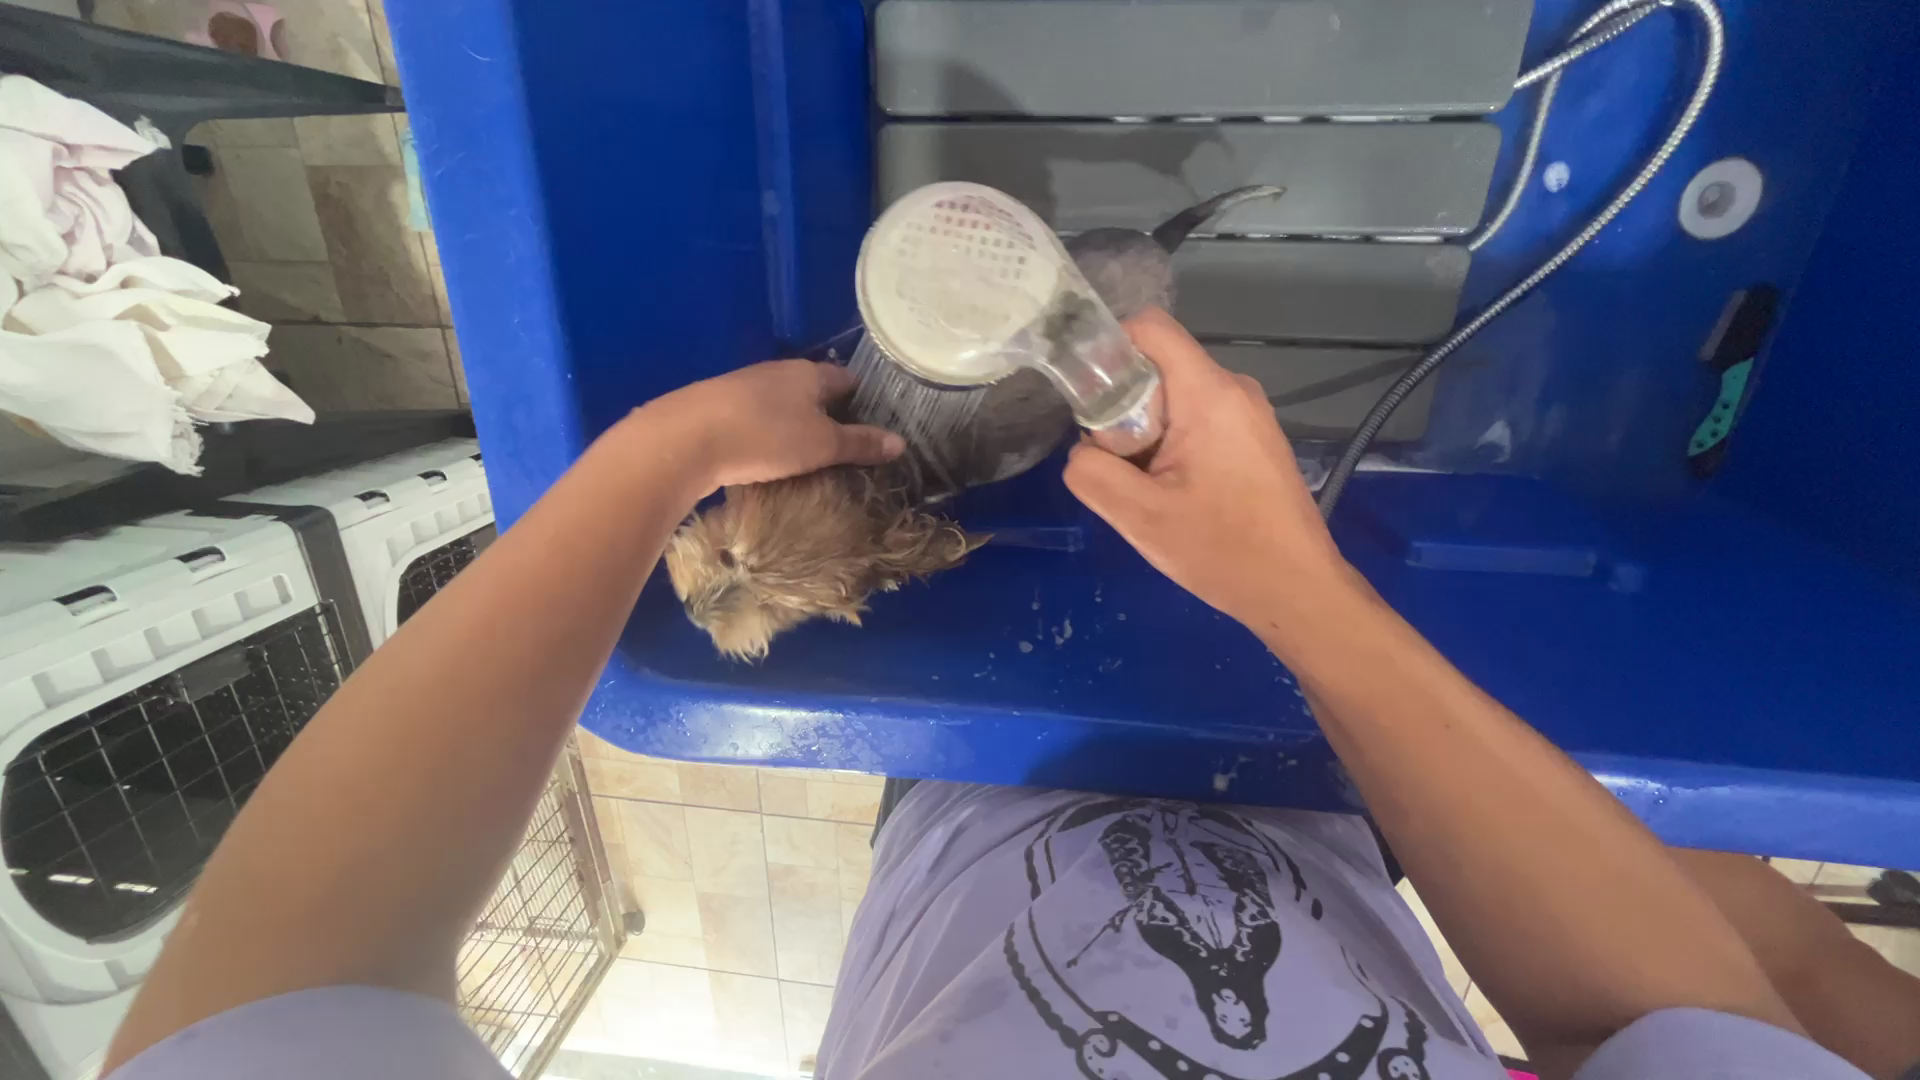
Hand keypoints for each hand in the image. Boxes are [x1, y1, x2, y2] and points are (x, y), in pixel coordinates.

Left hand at [638, 359, 904, 491]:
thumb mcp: (821, 445)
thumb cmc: (765, 436)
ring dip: (799, 426)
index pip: (848, 379)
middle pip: (815, 391)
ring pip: (785, 405)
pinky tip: (772, 457)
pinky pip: (759, 420)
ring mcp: (746, 388)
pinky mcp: (720, 410)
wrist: (684, 439)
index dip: (865, 400)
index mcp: (809, 373)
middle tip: (850, 448)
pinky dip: (772, 435)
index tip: (877, 425)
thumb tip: (901, 442)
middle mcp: (779, 373)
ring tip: (814, 457)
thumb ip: (860, 443)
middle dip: (832, 414)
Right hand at [1064, 310, 1356, 628]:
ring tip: (1147, 490)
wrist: (1296, 590)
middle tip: (1118, 467)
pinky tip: (1174, 495)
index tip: (1087, 402)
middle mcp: (1233, 390)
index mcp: (1209, 394)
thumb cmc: (1223, 551)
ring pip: (1173, 400)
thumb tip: (1082, 452)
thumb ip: (1091, 473)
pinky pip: (1195, 422)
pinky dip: (1170, 448)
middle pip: (1156, 369)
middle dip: (1122, 410)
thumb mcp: (1140, 517)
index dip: (1107, 351)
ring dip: (1145, 436)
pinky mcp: (1252, 440)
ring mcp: (1248, 414)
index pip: (1148, 329)